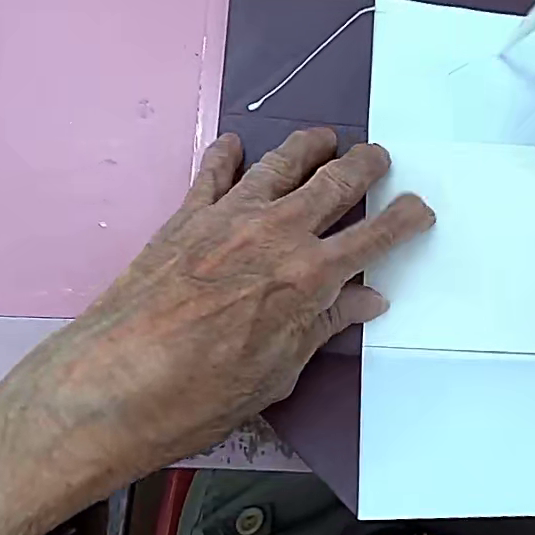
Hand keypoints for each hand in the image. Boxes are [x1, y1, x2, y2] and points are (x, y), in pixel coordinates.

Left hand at [0, 128, 433, 534]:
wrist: (114, 383)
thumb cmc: (202, 396)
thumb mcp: (279, 372)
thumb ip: (324, 325)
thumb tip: (369, 299)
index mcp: (311, 276)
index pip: (376, 235)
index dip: (405, 218)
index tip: (420, 209)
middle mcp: (277, 232)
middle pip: (335, 181)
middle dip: (366, 165)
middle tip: (379, 158)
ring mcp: (229, 216)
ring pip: (282, 161)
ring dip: (310, 145)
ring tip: (324, 138)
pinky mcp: (185, 214)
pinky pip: (213, 170)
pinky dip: (229, 153)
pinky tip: (236, 146)